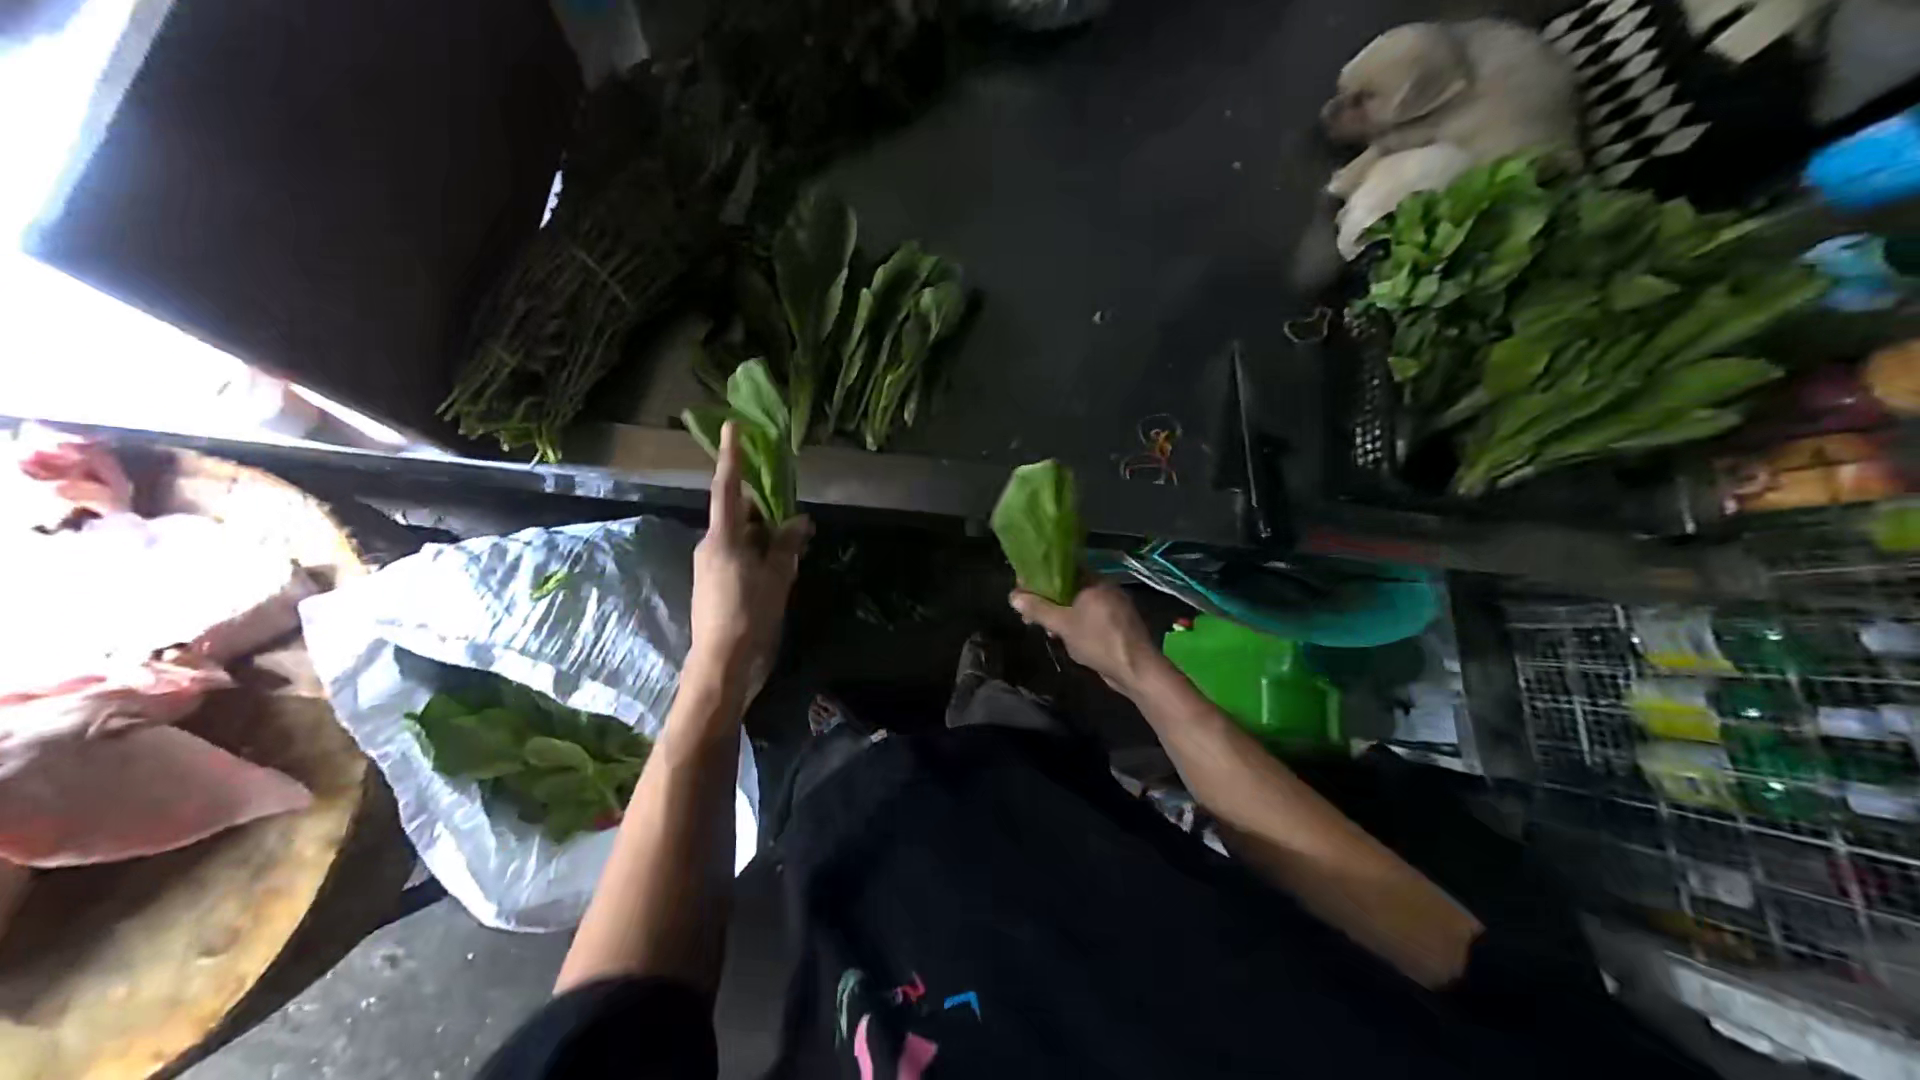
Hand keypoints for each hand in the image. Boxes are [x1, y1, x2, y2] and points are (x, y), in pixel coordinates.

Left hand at [686, 422, 810, 695]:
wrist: (722, 664)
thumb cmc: (749, 616)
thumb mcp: (777, 578)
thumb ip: (787, 546)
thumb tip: (800, 521)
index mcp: (722, 539)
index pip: (727, 489)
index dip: (732, 457)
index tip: (733, 427)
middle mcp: (712, 546)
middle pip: (739, 514)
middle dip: (765, 508)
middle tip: (794, 511)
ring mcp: (711, 566)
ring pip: (743, 538)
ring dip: (767, 536)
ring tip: (796, 545)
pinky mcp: (716, 584)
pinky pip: (740, 556)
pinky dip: (761, 554)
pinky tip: (782, 567)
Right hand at [1009, 582, 1165, 694]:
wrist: (1136, 669)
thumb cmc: (1098, 641)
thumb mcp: (1062, 625)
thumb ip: (1038, 609)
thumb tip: (1013, 596)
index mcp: (1094, 582)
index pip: (1063, 570)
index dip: (1041, 578)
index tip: (1024, 589)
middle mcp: (1106, 589)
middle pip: (1070, 588)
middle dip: (1048, 600)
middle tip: (1030, 615)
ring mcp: (1114, 607)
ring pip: (1079, 605)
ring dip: (1061, 615)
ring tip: (1047, 631)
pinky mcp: (1117, 625)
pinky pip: (1090, 617)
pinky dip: (1076, 624)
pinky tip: (1066, 638)